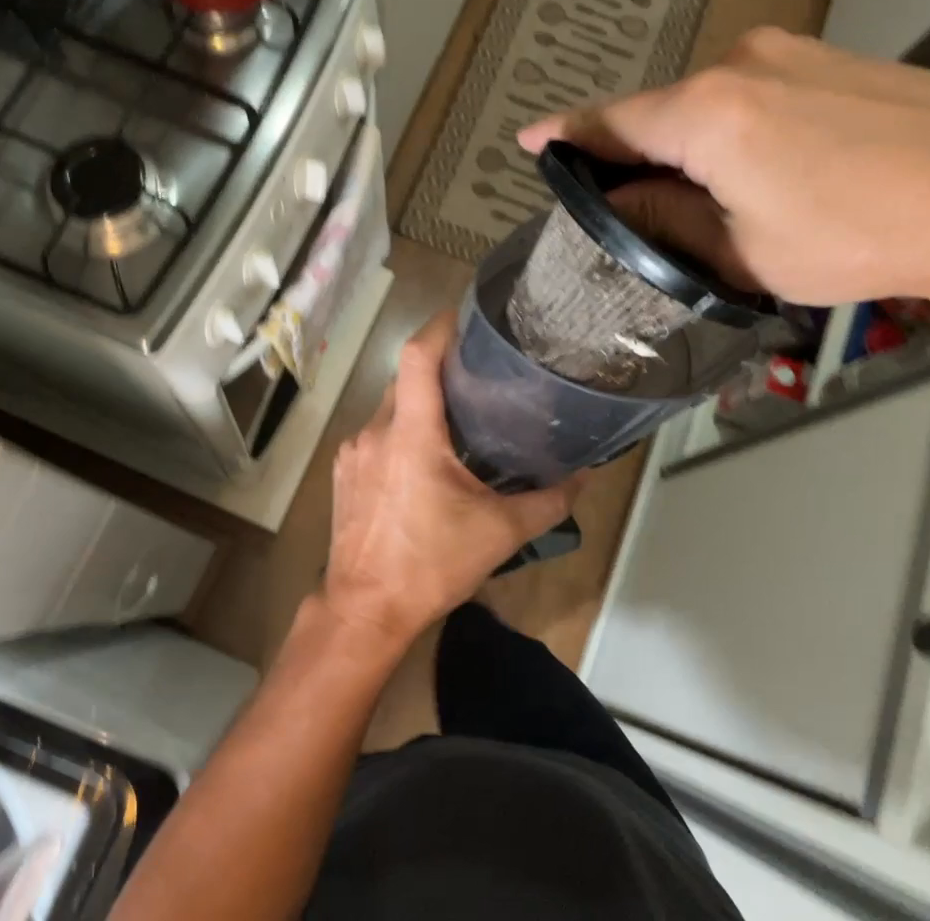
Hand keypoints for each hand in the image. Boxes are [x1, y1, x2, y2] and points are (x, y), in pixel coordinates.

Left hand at [323, 311, 582, 644]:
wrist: (365, 609)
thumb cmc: (431, 565)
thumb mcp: (500, 533)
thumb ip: (548, 501)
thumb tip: (586, 477)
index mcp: (411, 433)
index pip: (418, 356)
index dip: (441, 327)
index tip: (469, 319)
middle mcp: (375, 431)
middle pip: (407, 381)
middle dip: (442, 373)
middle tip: (483, 376)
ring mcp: (353, 453)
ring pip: (390, 411)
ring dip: (422, 409)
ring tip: (461, 420)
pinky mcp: (343, 474)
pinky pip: (376, 438)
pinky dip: (402, 435)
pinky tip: (426, 461)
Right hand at [519, 27, 929, 308]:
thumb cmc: (859, 237)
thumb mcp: (742, 251)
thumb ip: (666, 220)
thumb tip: (622, 201)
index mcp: (706, 113)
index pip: (612, 122)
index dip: (566, 136)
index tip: (531, 141)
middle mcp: (742, 64)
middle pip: (661, 112)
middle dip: (636, 154)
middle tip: (626, 205)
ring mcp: (794, 53)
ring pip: (709, 103)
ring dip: (690, 145)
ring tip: (704, 201)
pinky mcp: (835, 59)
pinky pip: (756, 93)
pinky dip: (735, 129)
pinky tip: (762, 171)